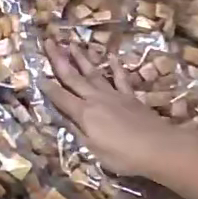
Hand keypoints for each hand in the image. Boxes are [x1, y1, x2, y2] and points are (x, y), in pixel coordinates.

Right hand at [42, 42, 197, 184]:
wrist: (160, 147)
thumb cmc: (124, 156)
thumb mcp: (95, 151)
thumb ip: (79, 133)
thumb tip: (65, 120)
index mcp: (84, 114)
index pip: (61, 97)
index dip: (48, 87)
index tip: (37, 74)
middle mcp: (95, 99)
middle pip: (73, 77)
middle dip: (58, 59)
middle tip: (48, 42)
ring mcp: (114, 95)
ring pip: (93, 73)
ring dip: (81, 58)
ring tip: (71, 43)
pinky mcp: (130, 96)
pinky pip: (120, 78)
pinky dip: (114, 66)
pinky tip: (110, 57)